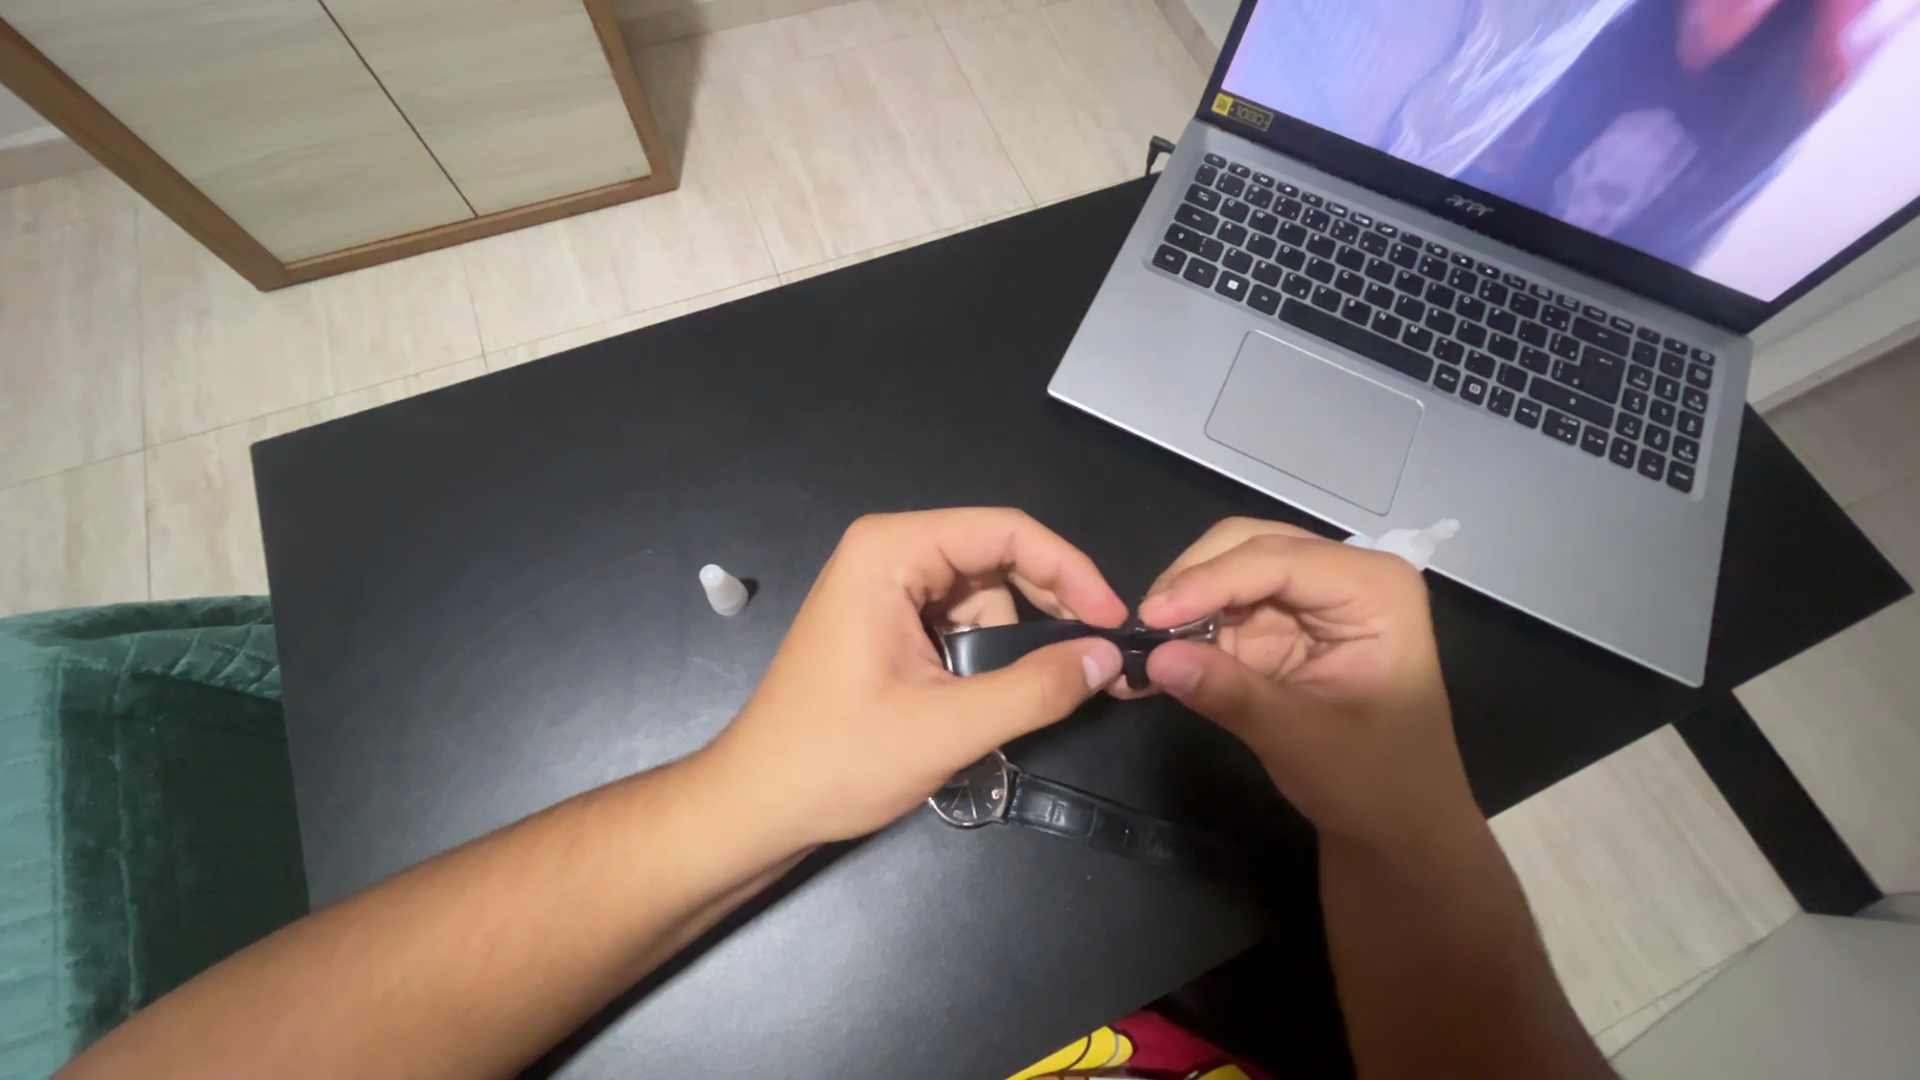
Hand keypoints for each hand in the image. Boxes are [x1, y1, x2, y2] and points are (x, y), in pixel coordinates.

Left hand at [701, 509, 1128, 847]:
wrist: (758, 803)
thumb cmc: (837, 759)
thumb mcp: (947, 728)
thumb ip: (1036, 689)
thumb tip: (1109, 657)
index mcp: (891, 551)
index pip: (1005, 531)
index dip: (1070, 570)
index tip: (1113, 621)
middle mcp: (888, 552)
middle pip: (995, 557)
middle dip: (1048, 606)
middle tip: (1096, 658)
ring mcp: (884, 585)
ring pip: (983, 593)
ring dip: (1015, 639)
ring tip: (1034, 692)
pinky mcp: (887, 619)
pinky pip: (958, 619)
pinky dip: (987, 651)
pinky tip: (994, 691)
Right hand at [1136, 519, 1478, 844]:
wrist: (1396, 823)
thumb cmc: (1374, 783)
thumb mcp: (1301, 740)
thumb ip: (1229, 693)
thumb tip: (1154, 660)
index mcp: (1374, 589)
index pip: (1277, 559)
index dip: (1208, 582)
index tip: (1150, 618)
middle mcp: (1343, 575)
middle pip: (1246, 546)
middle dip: (1190, 582)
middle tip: (1143, 629)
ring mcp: (1308, 595)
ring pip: (1224, 567)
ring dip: (1181, 602)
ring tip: (1141, 644)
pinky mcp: (1278, 619)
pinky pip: (1219, 604)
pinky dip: (1184, 625)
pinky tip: (1155, 654)